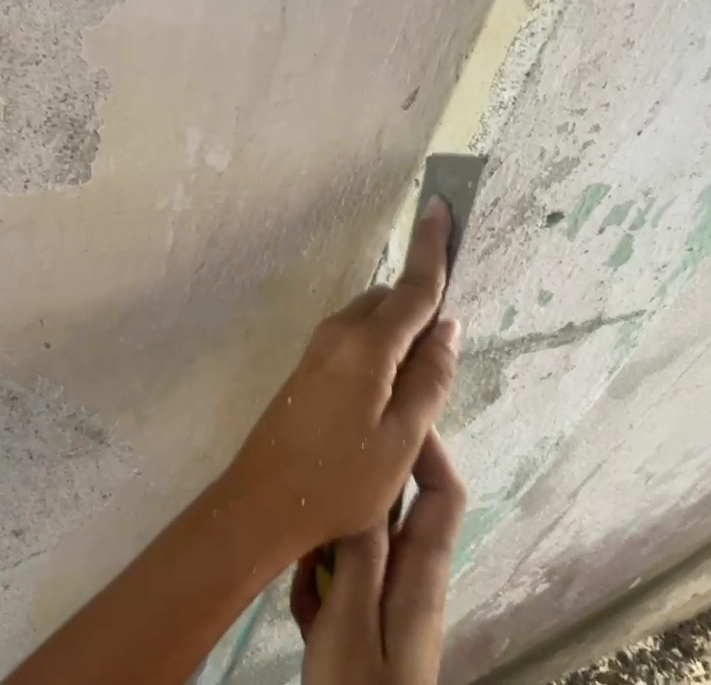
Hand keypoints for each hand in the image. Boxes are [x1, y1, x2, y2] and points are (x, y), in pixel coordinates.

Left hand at [222, 198, 459, 554]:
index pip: (412, 287)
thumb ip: (429, 379)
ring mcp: (319, 349)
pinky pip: (356, 341)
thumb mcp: (402, 438)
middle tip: (446, 359)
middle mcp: (340, 334)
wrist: (261, 503)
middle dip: (421, 309)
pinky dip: (381, 349)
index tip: (441, 206)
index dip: (431, 248)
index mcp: (368, 345)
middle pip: (391, 301)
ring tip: (419, 389)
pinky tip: (388, 395)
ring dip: (400, 333)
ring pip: (373, 321)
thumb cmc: (339, 480)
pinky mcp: (308, 368)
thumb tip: (449, 328)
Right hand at [291, 431, 466, 684]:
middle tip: (316, 504)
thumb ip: (358, 552)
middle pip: (391, 514)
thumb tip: (366, 489)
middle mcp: (412, 579)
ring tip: (302, 577)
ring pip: (358, 546)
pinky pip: (343, 581)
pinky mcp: (367, 622)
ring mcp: (388, 602)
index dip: (428, 448)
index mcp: (422, 572)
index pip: (442, 491)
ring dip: (326, 553)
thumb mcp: (349, 619)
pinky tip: (301, 612)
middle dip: (352, 505)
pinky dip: (319, 589)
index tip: (393, 415)